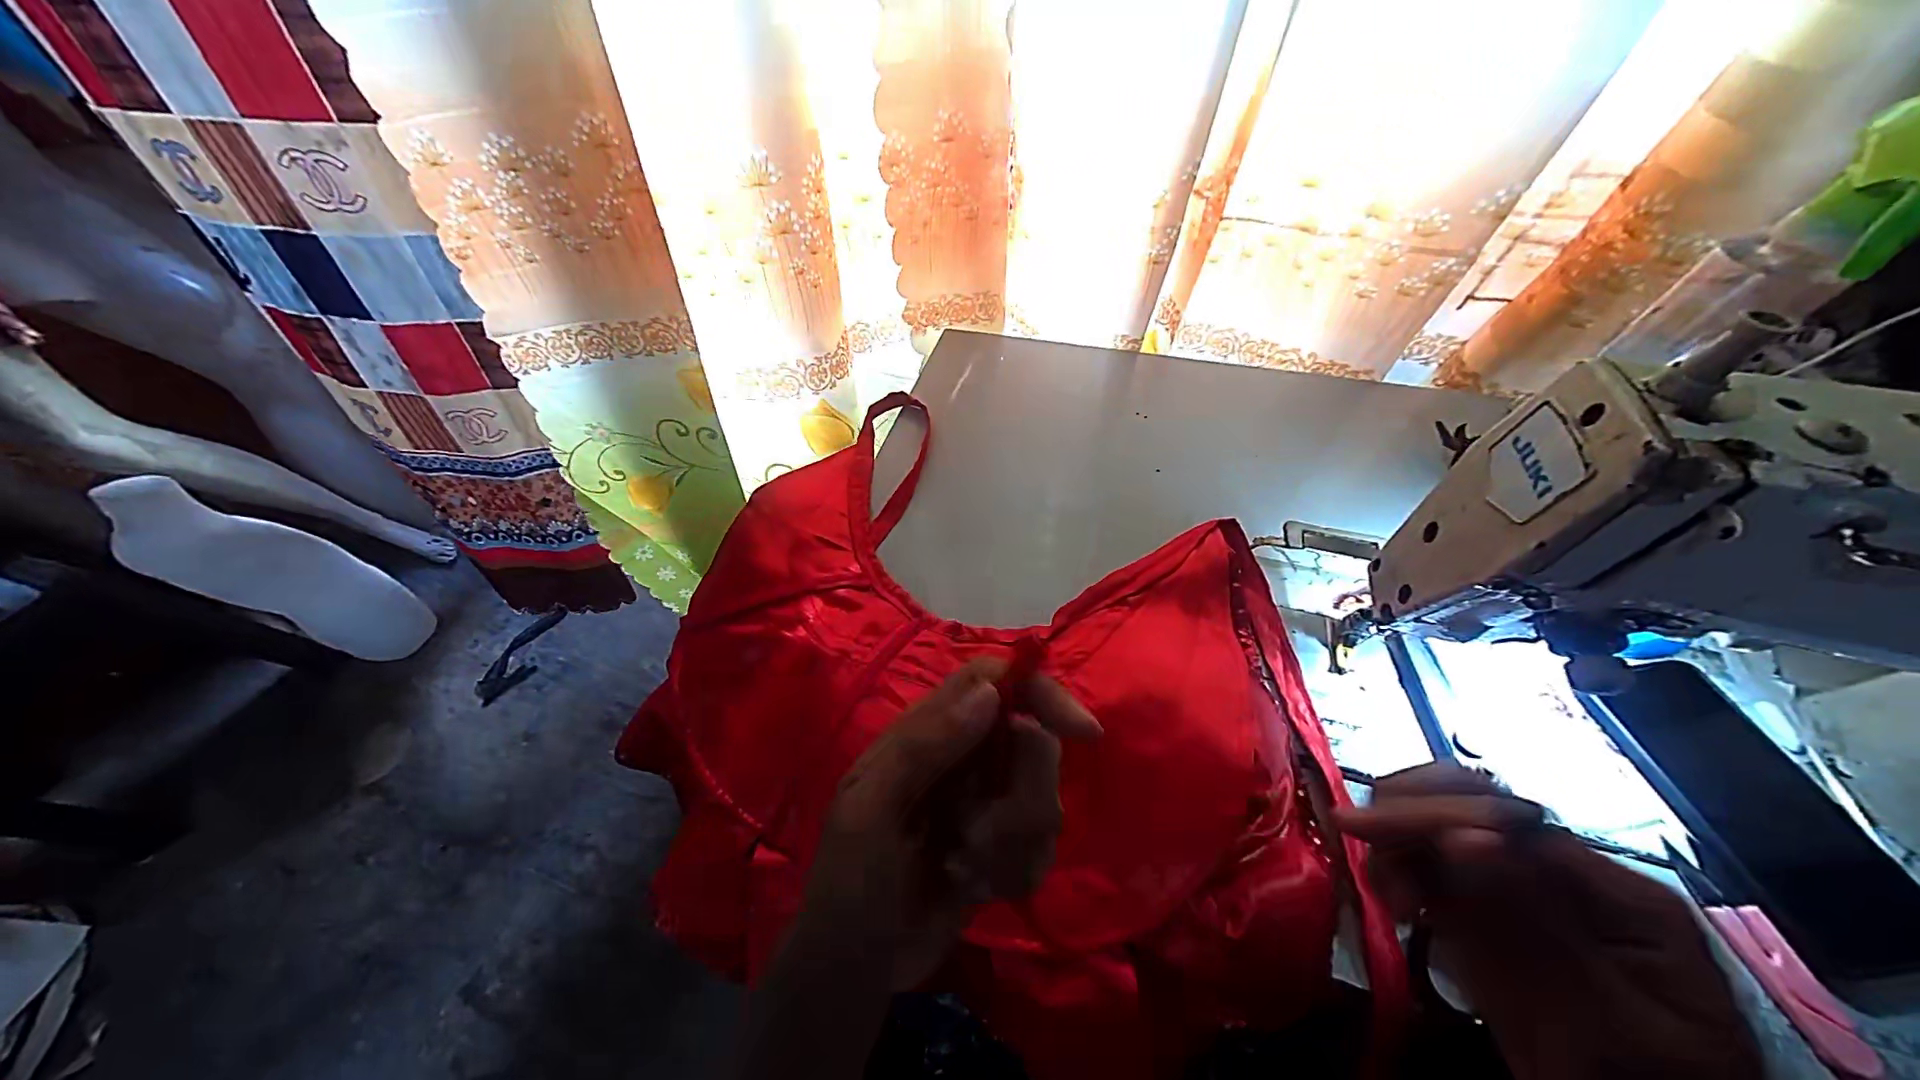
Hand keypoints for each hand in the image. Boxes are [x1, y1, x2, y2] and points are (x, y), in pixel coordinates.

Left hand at [798, 656, 1100, 988]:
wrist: (854, 966)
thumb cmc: (849, 882)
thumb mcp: (871, 810)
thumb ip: (924, 746)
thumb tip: (991, 692)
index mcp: (925, 732)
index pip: (993, 682)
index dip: (1041, 693)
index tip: (1081, 732)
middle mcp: (962, 758)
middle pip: (1032, 743)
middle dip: (1021, 797)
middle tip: (974, 835)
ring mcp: (985, 803)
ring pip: (1042, 799)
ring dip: (1009, 844)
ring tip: (960, 867)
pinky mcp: (1001, 847)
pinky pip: (1040, 847)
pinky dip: (1011, 872)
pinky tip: (970, 888)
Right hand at [1332, 764, 1759, 1079]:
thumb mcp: (1611, 1025)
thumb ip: (1540, 929)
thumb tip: (1465, 837)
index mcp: (1617, 891)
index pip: (1509, 818)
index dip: (1431, 812)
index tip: (1365, 827)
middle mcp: (1566, 872)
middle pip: (1472, 800)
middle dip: (1407, 811)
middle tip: (1353, 834)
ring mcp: (1523, 889)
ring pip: (1441, 823)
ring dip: (1397, 839)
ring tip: (1386, 892)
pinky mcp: (1486, 911)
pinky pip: (1432, 865)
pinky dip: (1398, 867)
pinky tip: (1394, 902)